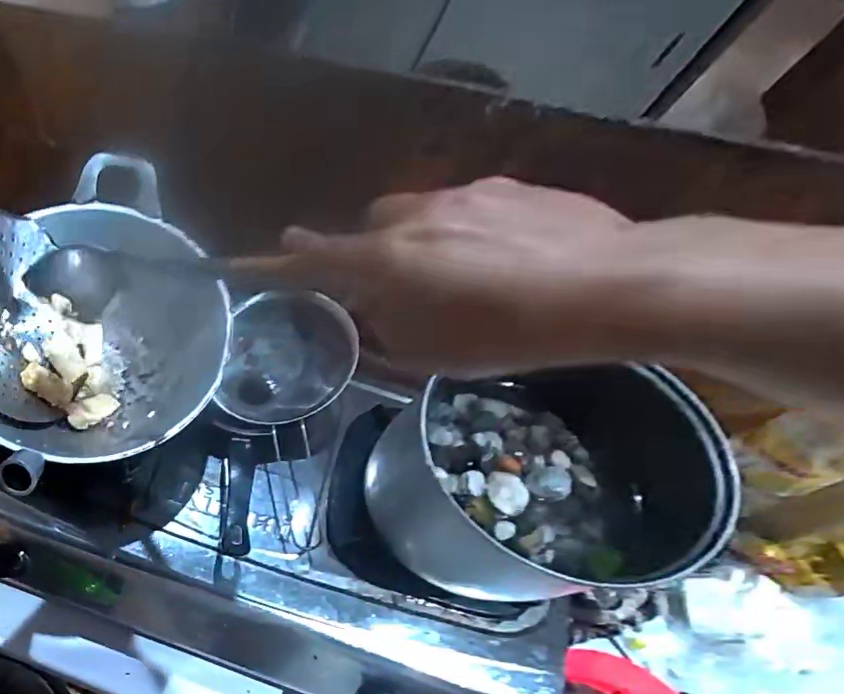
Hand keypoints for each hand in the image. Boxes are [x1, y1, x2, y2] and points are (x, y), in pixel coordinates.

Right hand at [280, 177, 638, 375]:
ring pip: (408, 215)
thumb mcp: (423, 356)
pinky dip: (453, 234)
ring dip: (407, 244)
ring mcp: (460, 196)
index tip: (232, 266)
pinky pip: (456, 208)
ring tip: (447, 280)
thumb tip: (352, 325)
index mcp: (384, 264)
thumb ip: (374, 337)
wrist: (612, 285)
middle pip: (360, 229)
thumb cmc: (503, 335)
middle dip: (358, 255)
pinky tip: (491, 262)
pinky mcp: (505, 187)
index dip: (266, 267)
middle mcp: (411, 219)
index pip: (308, 264)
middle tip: (379, 292)